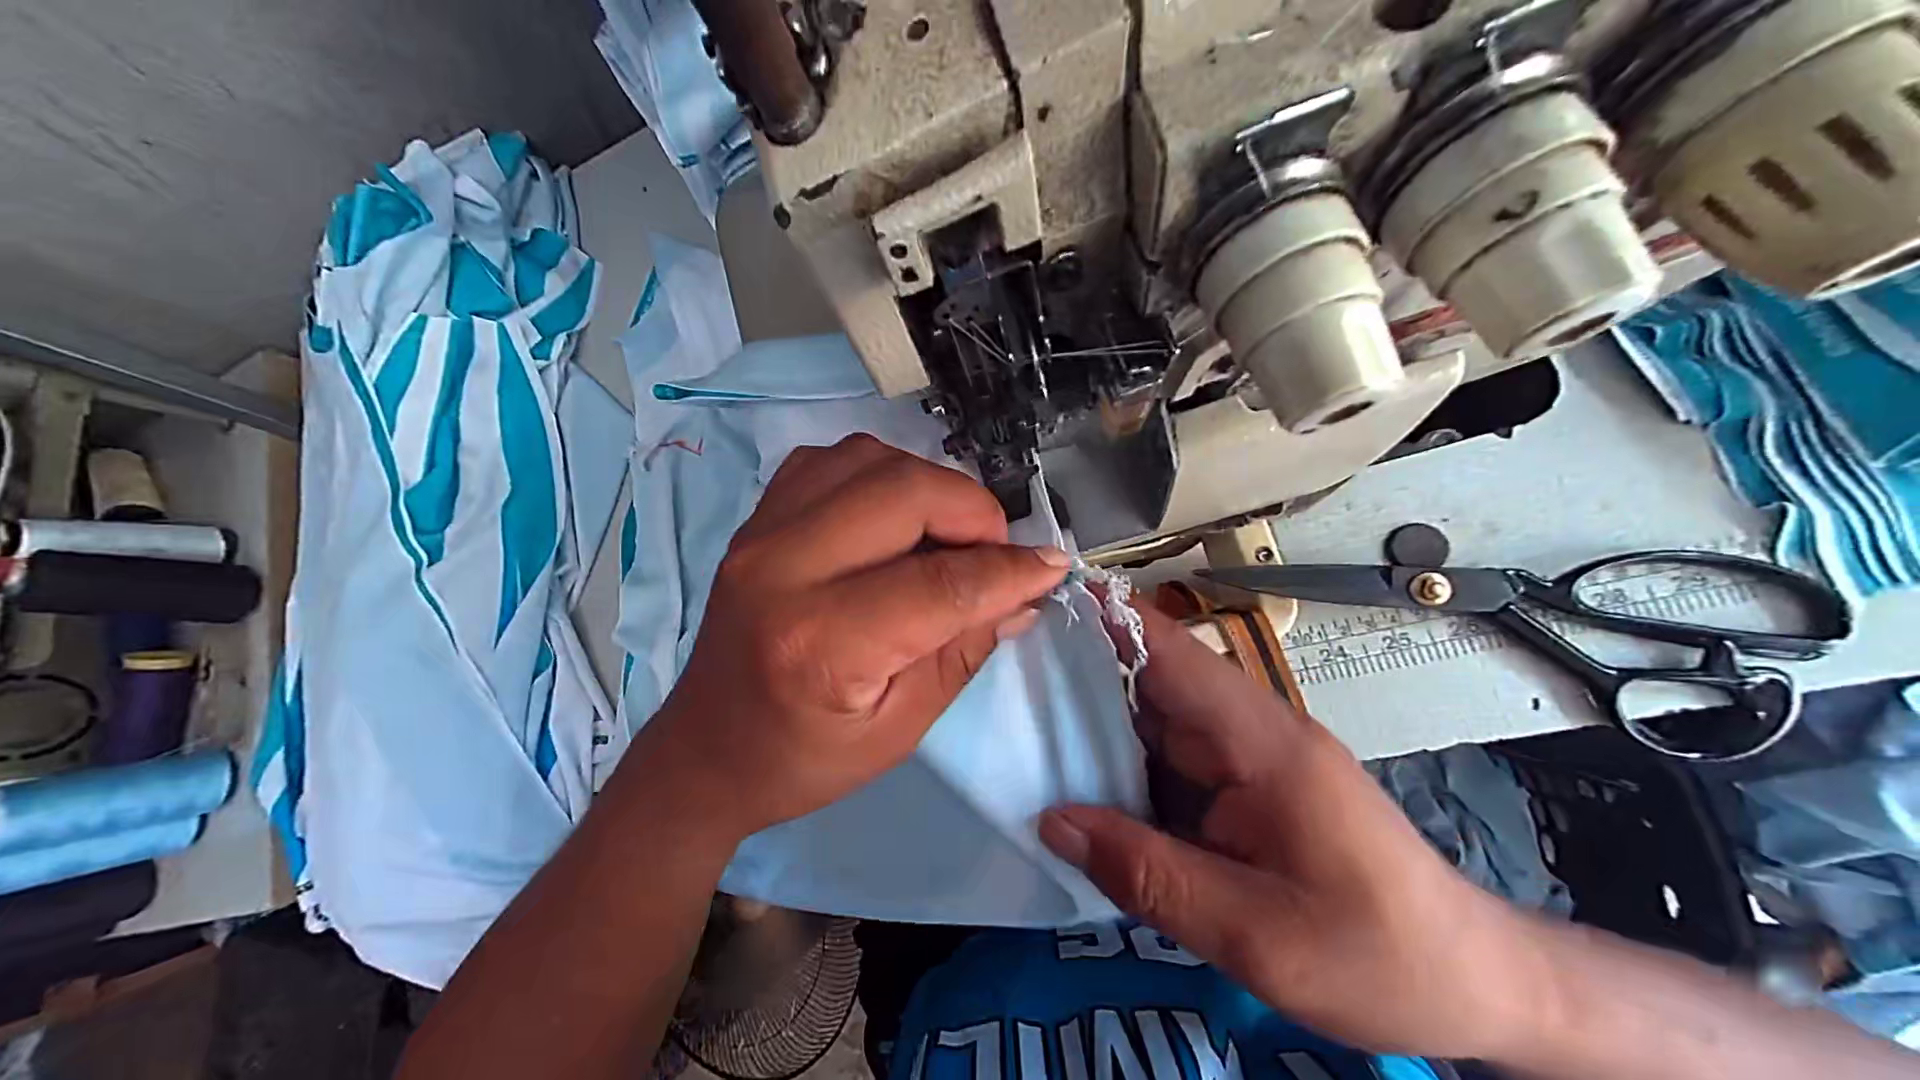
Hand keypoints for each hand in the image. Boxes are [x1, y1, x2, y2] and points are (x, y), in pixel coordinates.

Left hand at [632, 434, 1070, 840]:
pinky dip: (881, 475)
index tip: (1050, 567)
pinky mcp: (755, 518)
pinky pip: (833, 460)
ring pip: (870, 459)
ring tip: (945, 536)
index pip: (940, 584)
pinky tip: (893, 520)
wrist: (707, 749)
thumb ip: (964, 651)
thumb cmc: (804, 757)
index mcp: (820, 644)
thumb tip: (1024, 594)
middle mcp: (782, 569)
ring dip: (929, 487)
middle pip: (904, 492)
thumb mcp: (900, 730)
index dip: (1009, 570)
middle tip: (993, 553)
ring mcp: (760, 533)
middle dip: (973, 512)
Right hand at [1039, 604, 1547, 1059]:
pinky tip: (1068, 780)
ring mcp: (1243, 758)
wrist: (1473, 981)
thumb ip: (1148, 875)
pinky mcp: (1240, 787)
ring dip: (1090, 722)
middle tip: (995, 673)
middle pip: (1148, 680)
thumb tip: (1051, 821)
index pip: (1171, 652)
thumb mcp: (1256, 935)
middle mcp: (1246, 732)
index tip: (1040, 597)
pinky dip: (1116, 764)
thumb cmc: (1377, 954)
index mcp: (1259, 740)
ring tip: (1012, 720)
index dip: (1107, 619)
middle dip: (1076, 672)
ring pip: (1150, 720)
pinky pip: (1164, 760)